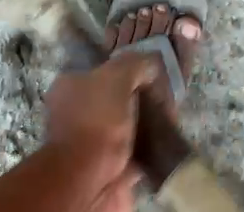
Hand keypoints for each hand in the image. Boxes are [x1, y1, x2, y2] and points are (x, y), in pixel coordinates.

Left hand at [43, 53, 159, 211]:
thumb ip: (134, 63)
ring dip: (149, 127)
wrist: (89, 180)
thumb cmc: (97, 120)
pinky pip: (135, 154)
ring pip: (128, 127)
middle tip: (166, 101)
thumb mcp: (116, 77)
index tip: (153, 77)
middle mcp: (78, 113)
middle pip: (118, 99)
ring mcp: (92, 143)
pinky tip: (167, 144)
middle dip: (143, 100)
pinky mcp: (109, 169)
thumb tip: (151, 62)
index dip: (131, 71)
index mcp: (71, 86)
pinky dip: (150, 151)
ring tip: (172, 122)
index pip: (104, 71)